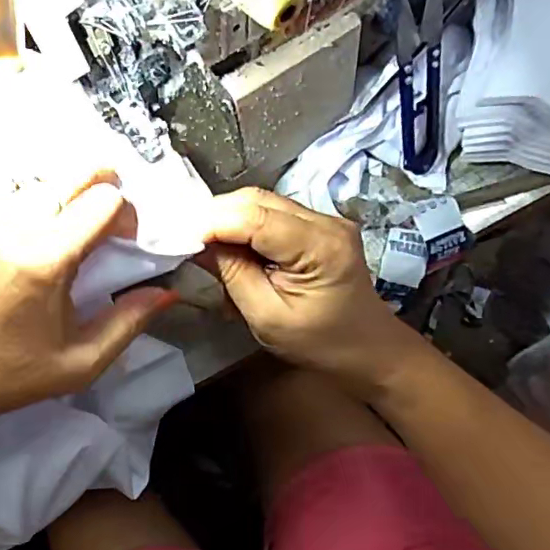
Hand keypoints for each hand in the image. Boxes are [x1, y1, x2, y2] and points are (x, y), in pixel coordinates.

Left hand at [0, 160, 177, 448]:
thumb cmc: (7, 377)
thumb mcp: (79, 362)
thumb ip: (129, 323)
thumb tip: (167, 290)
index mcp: (44, 261)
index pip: (104, 203)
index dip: (125, 216)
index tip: (122, 238)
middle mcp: (5, 227)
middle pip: (69, 172)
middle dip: (99, 181)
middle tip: (99, 208)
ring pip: (24, 166)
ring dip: (50, 176)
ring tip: (56, 198)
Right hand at [199, 188, 426, 393]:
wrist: (368, 349)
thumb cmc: (320, 344)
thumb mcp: (267, 317)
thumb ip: (232, 275)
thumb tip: (198, 244)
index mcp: (319, 246)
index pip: (254, 216)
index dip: (212, 222)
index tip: (180, 239)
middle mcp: (325, 220)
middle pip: (257, 199)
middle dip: (216, 216)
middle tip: (186, 241)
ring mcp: (325, 219)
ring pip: (262, 201)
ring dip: (228, 218)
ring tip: (204, 245)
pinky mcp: (319, 224)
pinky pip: (272, 212)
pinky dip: (244, 224)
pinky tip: (231, 245)